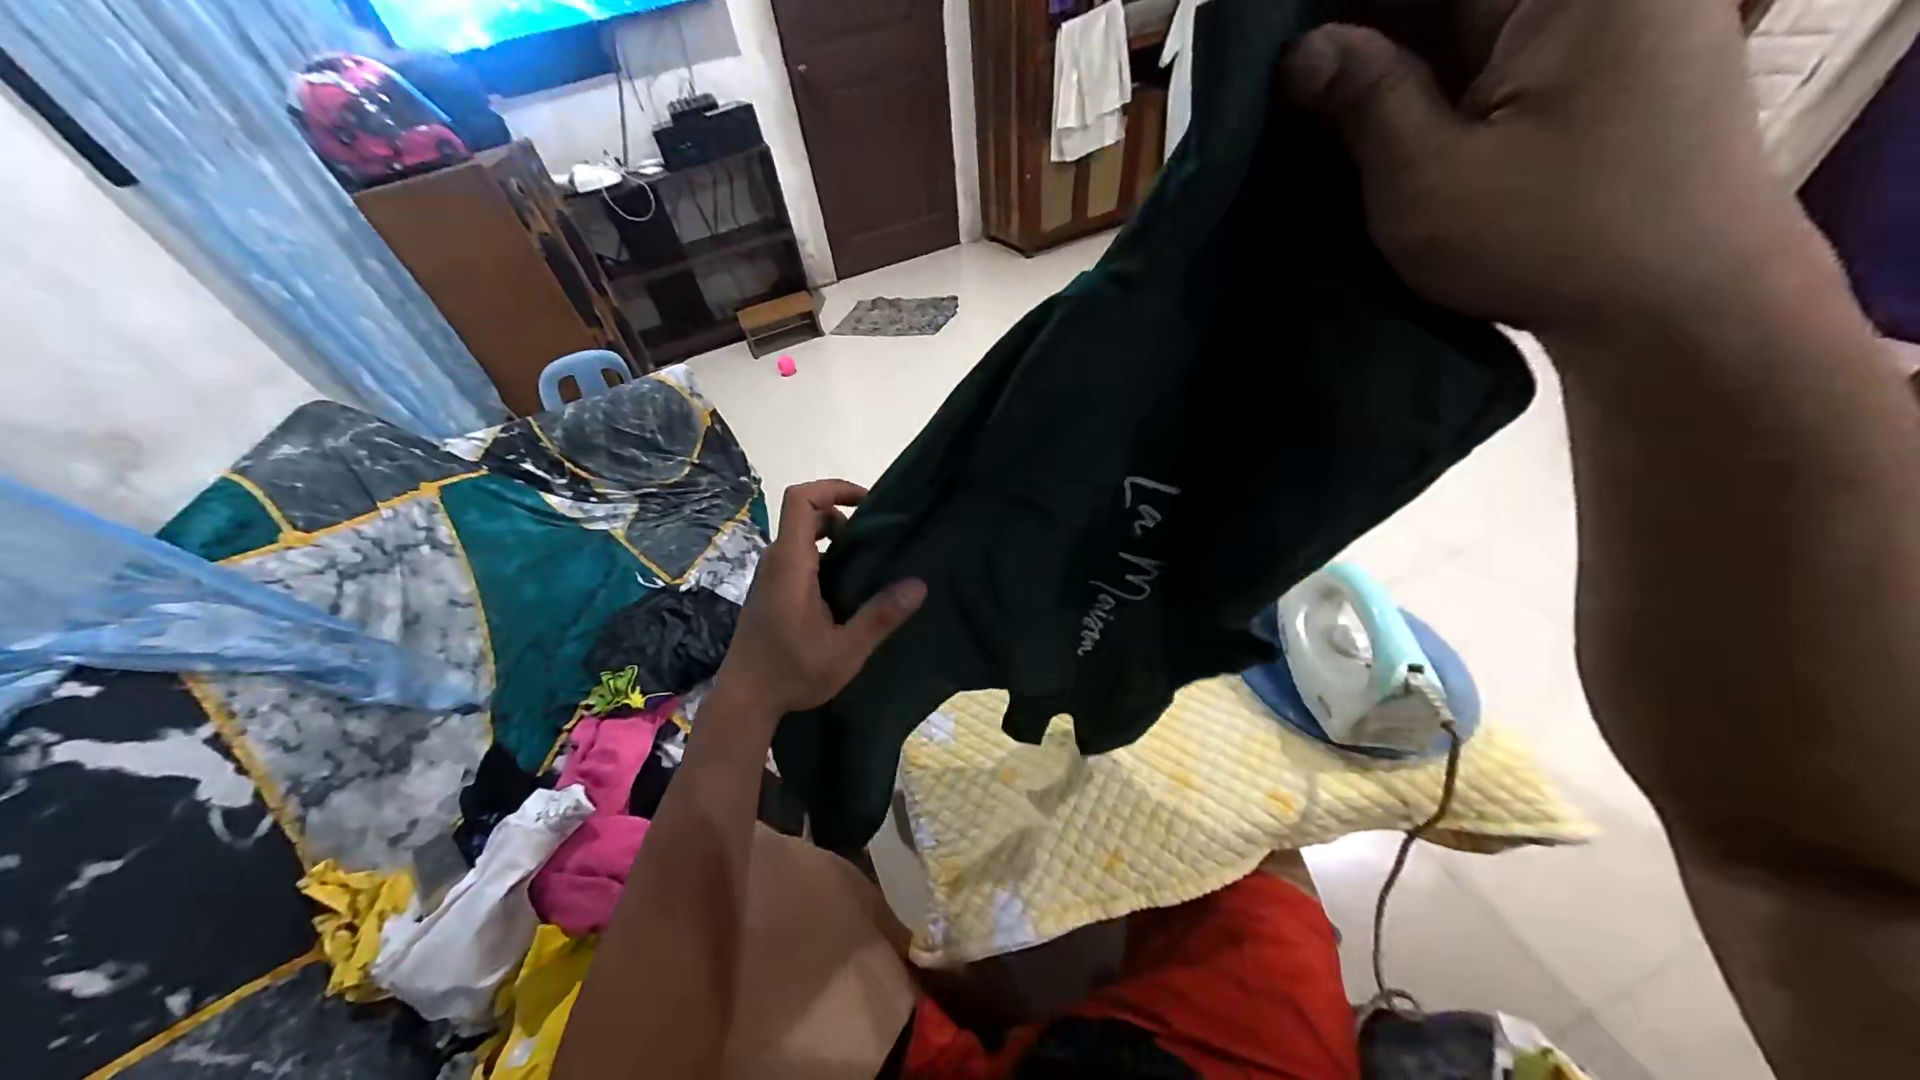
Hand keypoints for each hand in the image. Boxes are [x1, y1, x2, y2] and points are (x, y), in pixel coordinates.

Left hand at [713, 480, 925, 718]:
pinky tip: (848, 590)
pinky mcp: (772, 591)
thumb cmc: (791, 673)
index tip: (868, 503)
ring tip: (870, 567)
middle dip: (844, 519)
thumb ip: (880, 616)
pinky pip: (800, 559)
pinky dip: (826, 559)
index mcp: (790, 564)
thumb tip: (918, 585)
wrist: (745, 700)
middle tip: (879, 542)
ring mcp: (771, 576)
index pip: (802, 499)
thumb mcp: (845, 650)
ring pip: (805, 539)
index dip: (834, 488)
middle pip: (808, 516)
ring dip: (837, 542)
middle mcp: (776, 561)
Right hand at [1282, 0, 1837, 346]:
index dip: (1342, 14)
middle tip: (1286, 92)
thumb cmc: (1549, 241)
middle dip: (1360, 38)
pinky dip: (1424, 92)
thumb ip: (1365, 102)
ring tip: (1310, 111)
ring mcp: (1599, 28)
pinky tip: (1365, 124)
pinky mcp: (1588, 77)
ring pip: (1461, 31)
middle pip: (1448, 1)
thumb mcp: (1429, 180)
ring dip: (1387, 71)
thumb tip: (1301, 50)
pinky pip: (1486, 63)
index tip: (1281, 58)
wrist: (1675, 307)